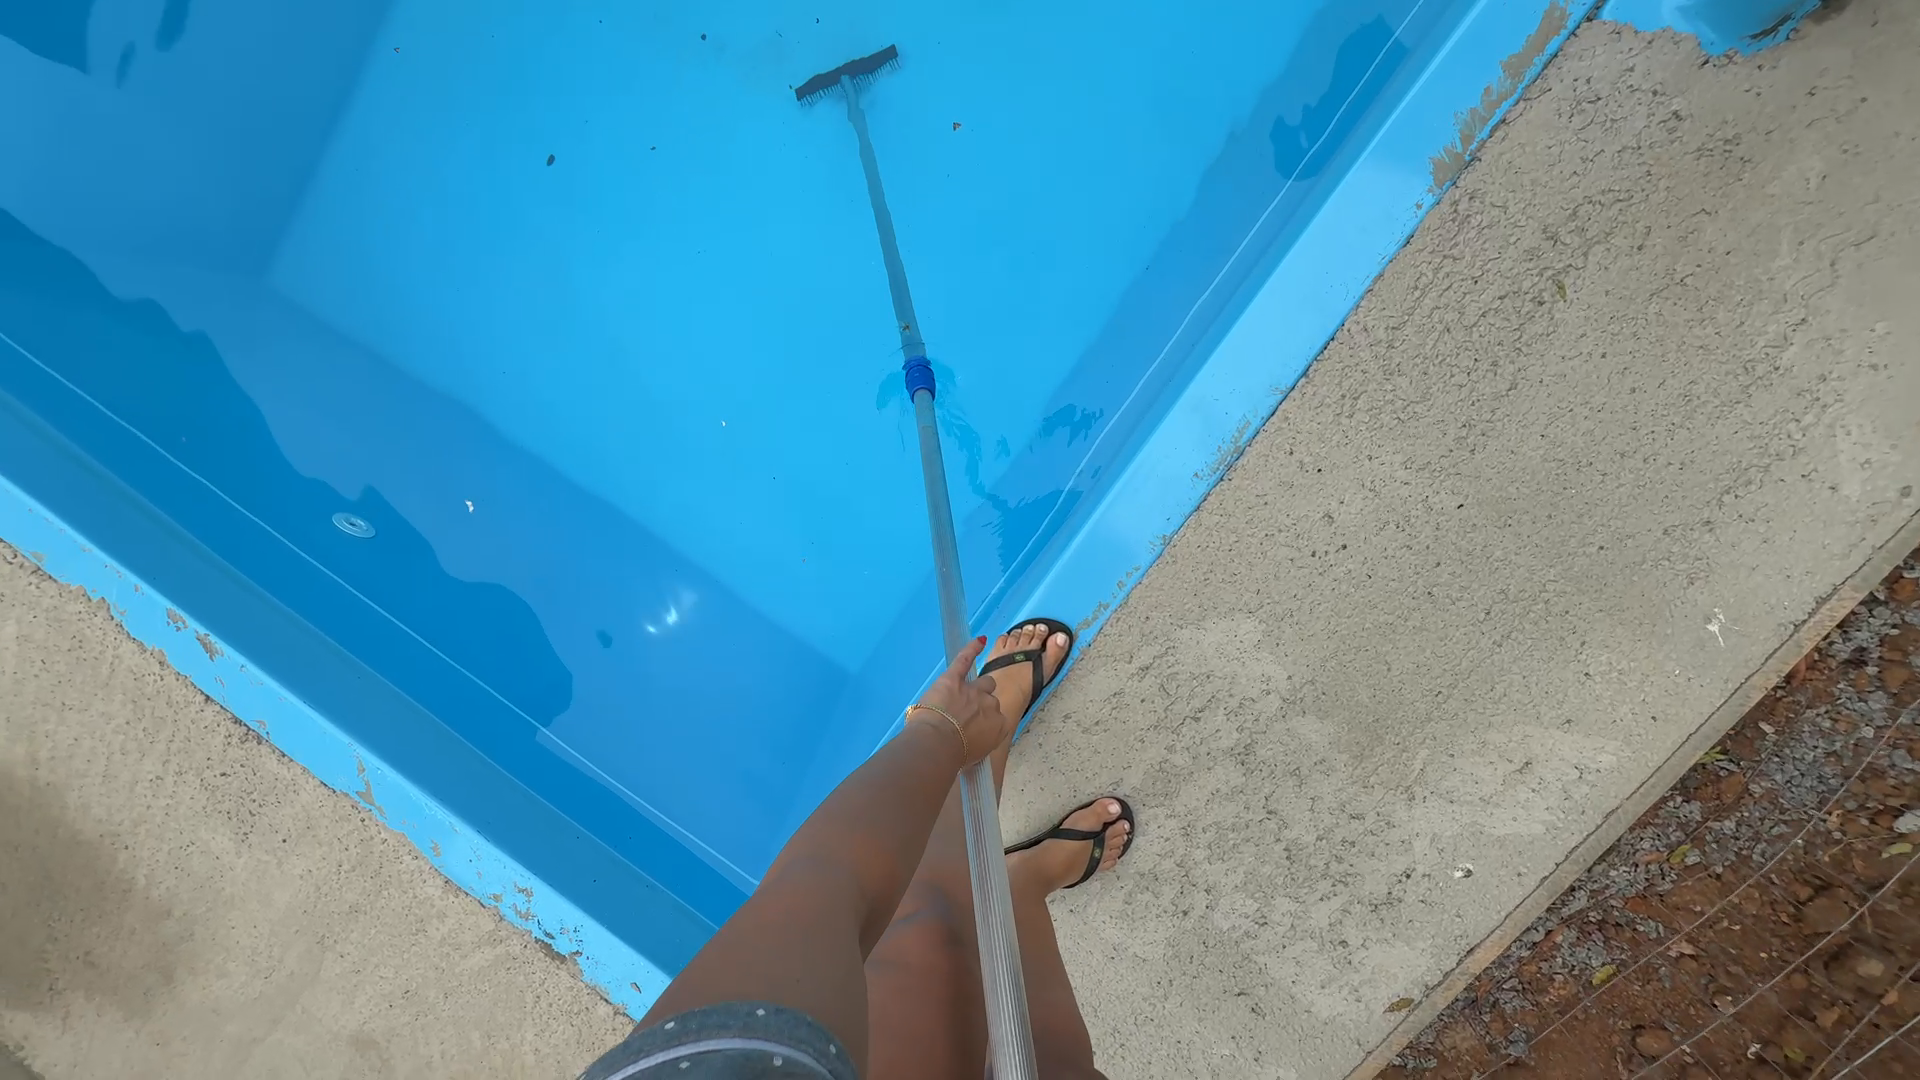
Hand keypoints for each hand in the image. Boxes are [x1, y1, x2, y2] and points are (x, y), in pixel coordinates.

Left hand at [911, 636, 1010, 766]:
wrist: (936, 744)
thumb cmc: (953, 757)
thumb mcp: (975, 757)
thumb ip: (980, 743)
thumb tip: (973, 742)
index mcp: (999, 726)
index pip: (998, 718)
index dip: (986, 722)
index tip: (976, 728)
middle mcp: (991, 705)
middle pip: (991, 698)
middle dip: (981, 705)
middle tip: (965, 716)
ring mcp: (974, 689)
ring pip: (984, 682)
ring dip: (976, 687)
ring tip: (962, 695)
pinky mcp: (954, 678)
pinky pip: (965, 659)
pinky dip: (972, 648)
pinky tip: (979, 641)